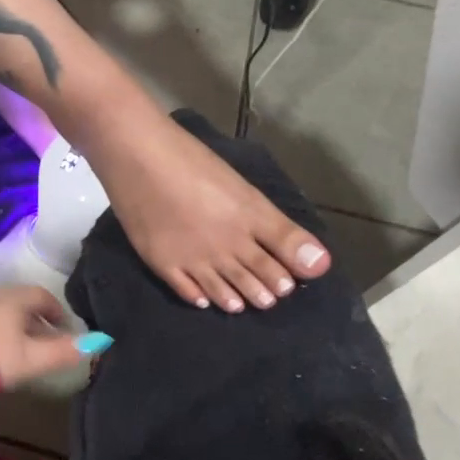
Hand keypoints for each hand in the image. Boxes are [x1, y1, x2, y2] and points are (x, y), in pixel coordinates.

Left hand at [0, 286, 88, 388]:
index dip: (56, 310)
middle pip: (22, 303)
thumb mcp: (33, 357)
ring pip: (3, 313)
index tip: (65, 327)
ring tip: (25, 351)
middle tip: (48, 341)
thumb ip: (64, 350)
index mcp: (15, 298)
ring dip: (17, 327)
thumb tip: (101, 341)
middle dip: (37, 320)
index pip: (42, 295)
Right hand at [76, 114, 329, 312]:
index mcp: (248, 225)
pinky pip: (184, 289)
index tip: (292, 284)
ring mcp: (192, 259)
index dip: (287, 275)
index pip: (276, 262)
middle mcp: (224, 249)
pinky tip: (201, 300)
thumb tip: (321, 266)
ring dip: (234, 298)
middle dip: (263, 290)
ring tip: (241, 307)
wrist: (137, 153)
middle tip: (270, 301)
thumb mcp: (244, 189)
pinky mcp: (161, 262)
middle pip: (250, 277)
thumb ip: (281, 230)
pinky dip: (196, 296)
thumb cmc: (190, 158)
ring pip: (220, 288)